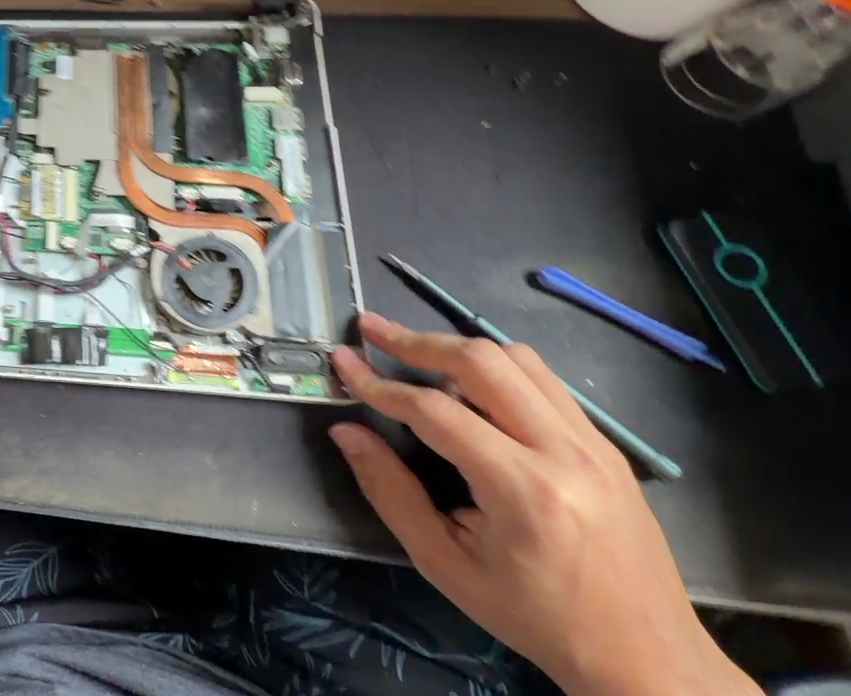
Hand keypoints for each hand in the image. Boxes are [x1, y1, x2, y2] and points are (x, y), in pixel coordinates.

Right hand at [328, 314, 756, 695]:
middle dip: (417, 340)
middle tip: (371, 330)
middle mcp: (565, 452)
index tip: (341, 362)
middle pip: (482, 362)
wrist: (646, 657)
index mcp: (523, 489)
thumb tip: (346, 431)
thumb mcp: (444, 564)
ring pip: (519, 360)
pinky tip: (466, 385)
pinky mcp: (606, 446)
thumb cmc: (533, 616)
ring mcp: (594, 444)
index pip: (435, 410)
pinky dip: (495, 369)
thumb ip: (390, 491)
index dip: (379, 383)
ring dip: (458, 348)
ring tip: (415, 354)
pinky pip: (544, 382)